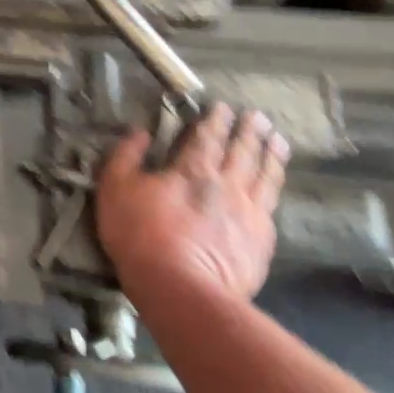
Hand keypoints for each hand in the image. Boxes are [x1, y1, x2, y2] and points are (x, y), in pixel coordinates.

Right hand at [95, 103, 289, 304]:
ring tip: (278, 141)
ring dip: (272, 156)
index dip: (215, 120)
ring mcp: (249, 213)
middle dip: (250, 132)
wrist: (182, 285)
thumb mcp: (114, 189)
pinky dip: (275, 188)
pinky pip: (271, 206)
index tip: (225, 107)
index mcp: (192, 170)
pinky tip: (275, 186)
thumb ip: (125, 157)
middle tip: (260, 117)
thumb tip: (140, 134)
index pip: (207, 137)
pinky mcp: (261, 239)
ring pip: (265, 176)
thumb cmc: (139, 233)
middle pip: (243, 152)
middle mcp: (227, 185)